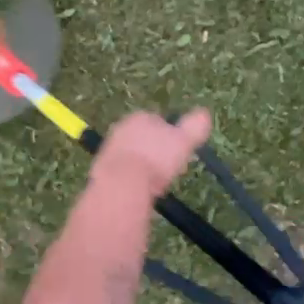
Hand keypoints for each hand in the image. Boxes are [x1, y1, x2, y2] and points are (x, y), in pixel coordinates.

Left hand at [91, 109, 211, 198]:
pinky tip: (139, 190)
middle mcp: (120, 128)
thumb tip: (204, 114)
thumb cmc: (156, 158)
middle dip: (156, 152)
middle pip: (144, 139)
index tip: (180, 154)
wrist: (121, 181)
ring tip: (156, 184)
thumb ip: (195, 126)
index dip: (172, 137)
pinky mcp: (100, 168)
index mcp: (140, 117)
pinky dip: (132, 179)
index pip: (159, 122)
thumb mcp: (184, 140)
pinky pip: (122, 171)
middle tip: (168, 170)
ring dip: (144, 167)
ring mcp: (108, 148)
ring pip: (133, 155)